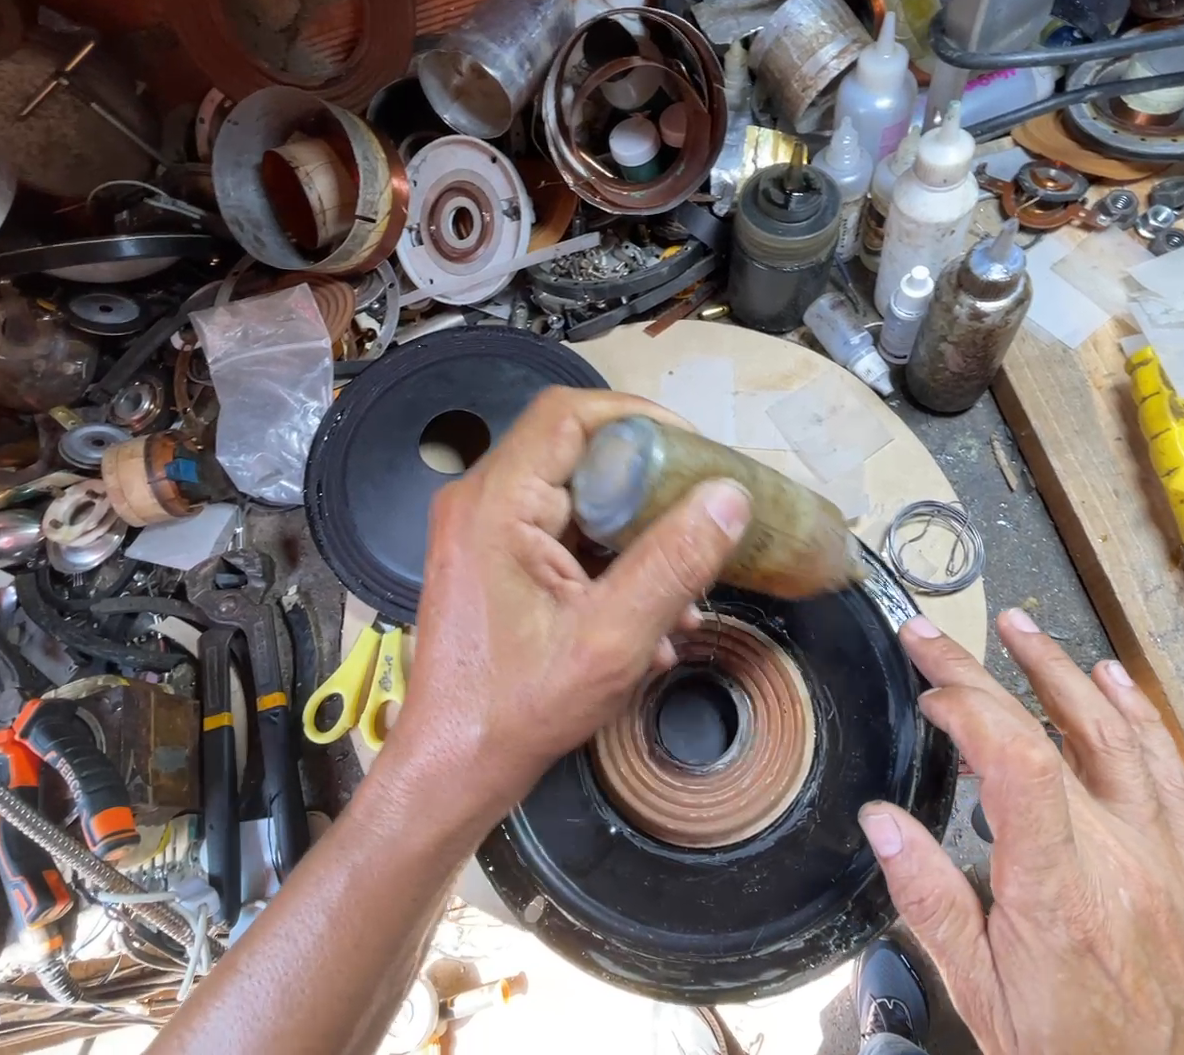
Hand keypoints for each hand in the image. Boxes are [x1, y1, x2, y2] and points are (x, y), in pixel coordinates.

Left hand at [391, 387, 751, 810]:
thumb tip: (728, 498)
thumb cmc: (519, 709)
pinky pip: (565, 538)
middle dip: (648, 486)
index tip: (695, 453)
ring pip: (578, 500)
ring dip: (636, 534)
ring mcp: (486, 534)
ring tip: (685, 587)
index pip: (569, 415)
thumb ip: (672, 564)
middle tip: (702, 517)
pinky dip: (612, 563)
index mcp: (498, 504)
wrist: (454, 767)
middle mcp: (482, 504)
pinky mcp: (496, 563)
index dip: (638, 419)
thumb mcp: (610, 640)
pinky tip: (652, 616)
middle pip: (577, 455)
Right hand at [857, 610, 1183, 1054]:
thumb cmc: (1078, 1054)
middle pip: (1049, 733)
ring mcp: (1162, 855)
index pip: (1018, 763)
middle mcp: (1118, 860)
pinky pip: (1168, 770)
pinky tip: (1112, 678)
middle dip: (978, 672)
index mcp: (1057, 892)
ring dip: (1059, 669)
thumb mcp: (982, 994)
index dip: (968, 707)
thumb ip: (928, 899)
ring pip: (1114, 734)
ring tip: (1017, 625)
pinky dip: (1137, 713)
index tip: (927, 692)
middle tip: (931, 636)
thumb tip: (880, 820)